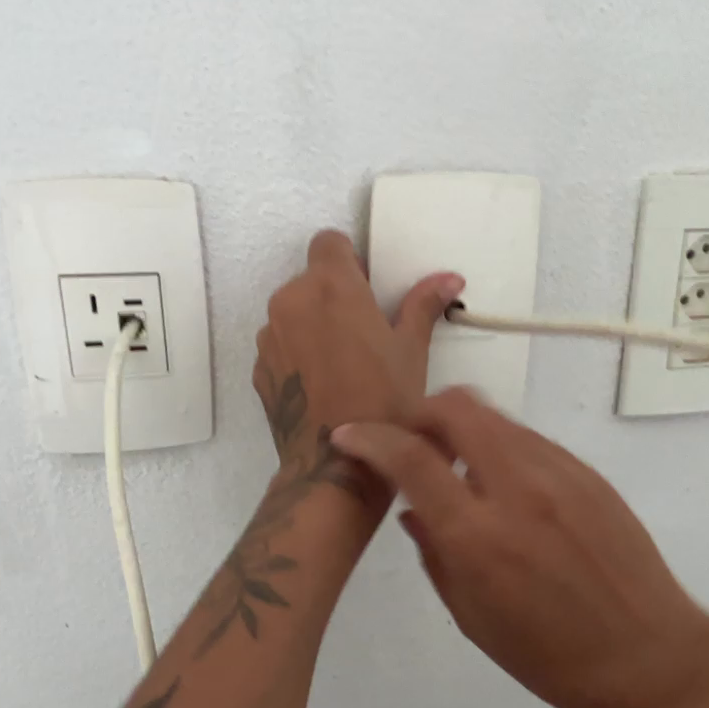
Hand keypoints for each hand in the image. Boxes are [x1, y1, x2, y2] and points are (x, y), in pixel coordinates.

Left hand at [254, 230, 463, 467]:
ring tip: (342, 365)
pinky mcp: (259, 369)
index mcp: (331, 287)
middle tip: (363, 334)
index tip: (367, 290)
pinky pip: (280, 346)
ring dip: (313, 325)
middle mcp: (290, 302)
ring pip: (292, 313)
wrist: (335, 465)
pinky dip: (297, 354)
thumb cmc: (383, 404)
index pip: (329, 242)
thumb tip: (449, 278)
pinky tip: (322, 386)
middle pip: (310, 279)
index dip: (349, 261)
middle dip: (333, 296)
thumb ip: (423, 306)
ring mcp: (269, 337)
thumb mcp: (412, 353)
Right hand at [330, 389, 708, 707]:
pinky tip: (501, 485)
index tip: (348, 436)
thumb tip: (412, 509)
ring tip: (455, 467)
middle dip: (418, 414)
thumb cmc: (549, 659)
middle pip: (456, 408)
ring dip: (460, 429)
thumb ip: (434, 554)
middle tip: (407, 442)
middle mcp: (518, 489)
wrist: (649, 659)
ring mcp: (559, 474)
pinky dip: (499, 447)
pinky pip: (528, 439)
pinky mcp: (588, 473)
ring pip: (494, 417)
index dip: (370, 438)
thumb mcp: (472, 618)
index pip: (410, 458)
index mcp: (478, 536)